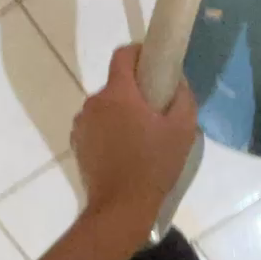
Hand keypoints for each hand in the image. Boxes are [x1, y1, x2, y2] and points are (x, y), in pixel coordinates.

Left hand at [72, 45, 198, 222]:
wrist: (121, 207)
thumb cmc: (154, 165)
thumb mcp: (183, 130)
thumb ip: (183, 97)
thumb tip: (176, 81)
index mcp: (118, 93)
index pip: (123, 55)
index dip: (139, 52)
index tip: (155, 63)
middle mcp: (94, 102)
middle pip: (116, 84)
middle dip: (135, 90)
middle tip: (156, 109)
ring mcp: (82, 123)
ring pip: (106, 106)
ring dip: (121, 112)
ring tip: (141, 135)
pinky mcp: (77, 143)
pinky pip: (96, 125)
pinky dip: (109, 129)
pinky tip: (125, 150)